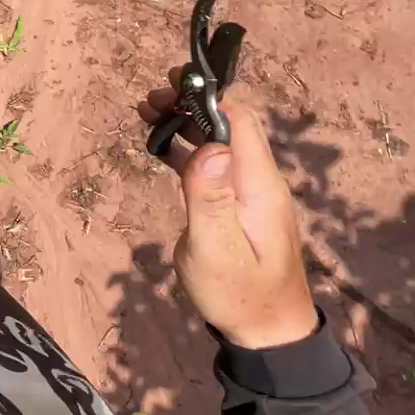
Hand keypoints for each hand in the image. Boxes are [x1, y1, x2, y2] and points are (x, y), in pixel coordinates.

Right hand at [138, 75, 318, 349]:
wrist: (266, 331)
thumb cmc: (236, 293)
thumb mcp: (215, 250)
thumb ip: (211, 199)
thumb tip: (212, 147)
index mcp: (260, 187)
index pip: (241, 123)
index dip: (210, 96)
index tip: (172, 83)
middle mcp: (259, 182)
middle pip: (231, 126)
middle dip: (192, 104)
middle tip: (150, 98)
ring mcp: (249, 193)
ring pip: (219, 141)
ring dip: (186, 122)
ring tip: (147, 111)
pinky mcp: (236, 204)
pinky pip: (213, 163)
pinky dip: (186, 146)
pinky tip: (159, 142)